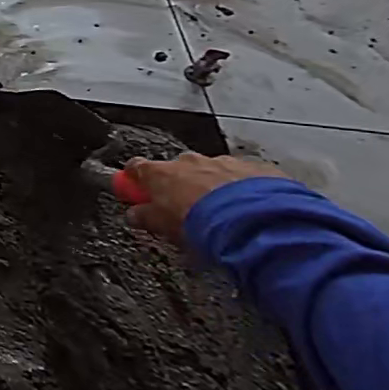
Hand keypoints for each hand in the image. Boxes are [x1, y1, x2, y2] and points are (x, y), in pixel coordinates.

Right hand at [122, 154, 285, 242]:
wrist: (254, 223)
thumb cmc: (202, 225)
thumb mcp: (163, 228)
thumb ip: (145, 218)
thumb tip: (134, 215)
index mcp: (162, 173)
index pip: (136, 168)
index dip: (134, 180)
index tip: (136, 191)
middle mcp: (189, 161)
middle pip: (177, 170)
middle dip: (179, 186)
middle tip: (185, 211)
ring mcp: (222, 162)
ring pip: (210, 172)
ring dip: (211, 188)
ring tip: (222, 216)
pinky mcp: (252, 168)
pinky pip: (242, 177)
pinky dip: (241, 190)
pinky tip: (246, 211)